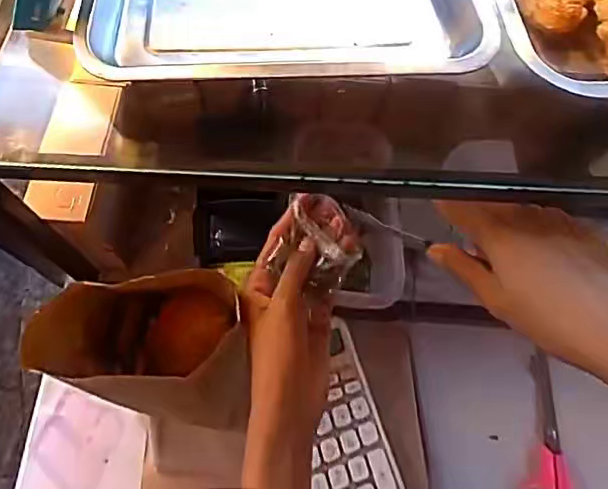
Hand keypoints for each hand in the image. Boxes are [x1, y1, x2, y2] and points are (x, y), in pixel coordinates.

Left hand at [243, 214, 335, 488]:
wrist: (291, 404)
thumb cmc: (275, 358)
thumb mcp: (282, 308)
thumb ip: (296, 273)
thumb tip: (308, 244)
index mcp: (258, 285)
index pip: (275, 245)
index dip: (289, 222)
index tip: (304, 202)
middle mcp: (277, 291)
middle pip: (298, 254)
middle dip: (314, 233)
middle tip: (331, 212)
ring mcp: (299, 305)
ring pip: (315, 269)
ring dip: (329, 250)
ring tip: (345, 228)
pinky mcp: (318, 319)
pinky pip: (328, 289)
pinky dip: (338, 272)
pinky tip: (349, 255)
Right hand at [428, 201, 607, 380]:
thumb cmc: (548, 320)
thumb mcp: (497, 300)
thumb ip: (464, 269)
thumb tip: (436, 247)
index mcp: (496, 231)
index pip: (460, 208)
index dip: (447, 207)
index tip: (439, 210)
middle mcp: (522, 214)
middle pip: (491, 206)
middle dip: (480, 218)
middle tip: (481, 247)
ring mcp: (554, 218)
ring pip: (520, 211)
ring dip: (510, 222)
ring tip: (517, 254)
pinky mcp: (581, 227)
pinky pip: (549, 220)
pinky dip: (540, 230)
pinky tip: (549, 256)